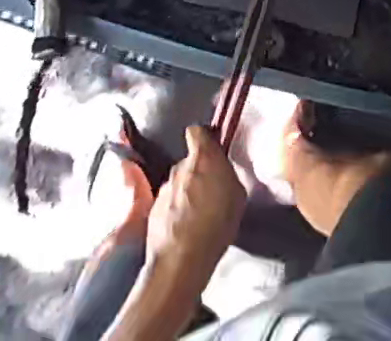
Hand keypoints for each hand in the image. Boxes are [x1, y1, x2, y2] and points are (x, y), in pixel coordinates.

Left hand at [146, 125, 244, 273]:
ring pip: (179, 183)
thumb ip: (227, 174)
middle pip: (189, 161)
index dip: (204, 138)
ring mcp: (164, 187)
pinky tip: (185, 229)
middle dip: (198, 172)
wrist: (181, 259)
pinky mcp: (153, 208)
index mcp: (202, 157)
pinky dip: (176, 210)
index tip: (212, 149)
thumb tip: (221, 171)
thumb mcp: (237, 196)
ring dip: (187, 193)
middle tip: (210, 192)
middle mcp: (180, 166)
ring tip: (198, 217)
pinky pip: (169, 202)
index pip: (197, 131)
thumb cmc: (216, 225)